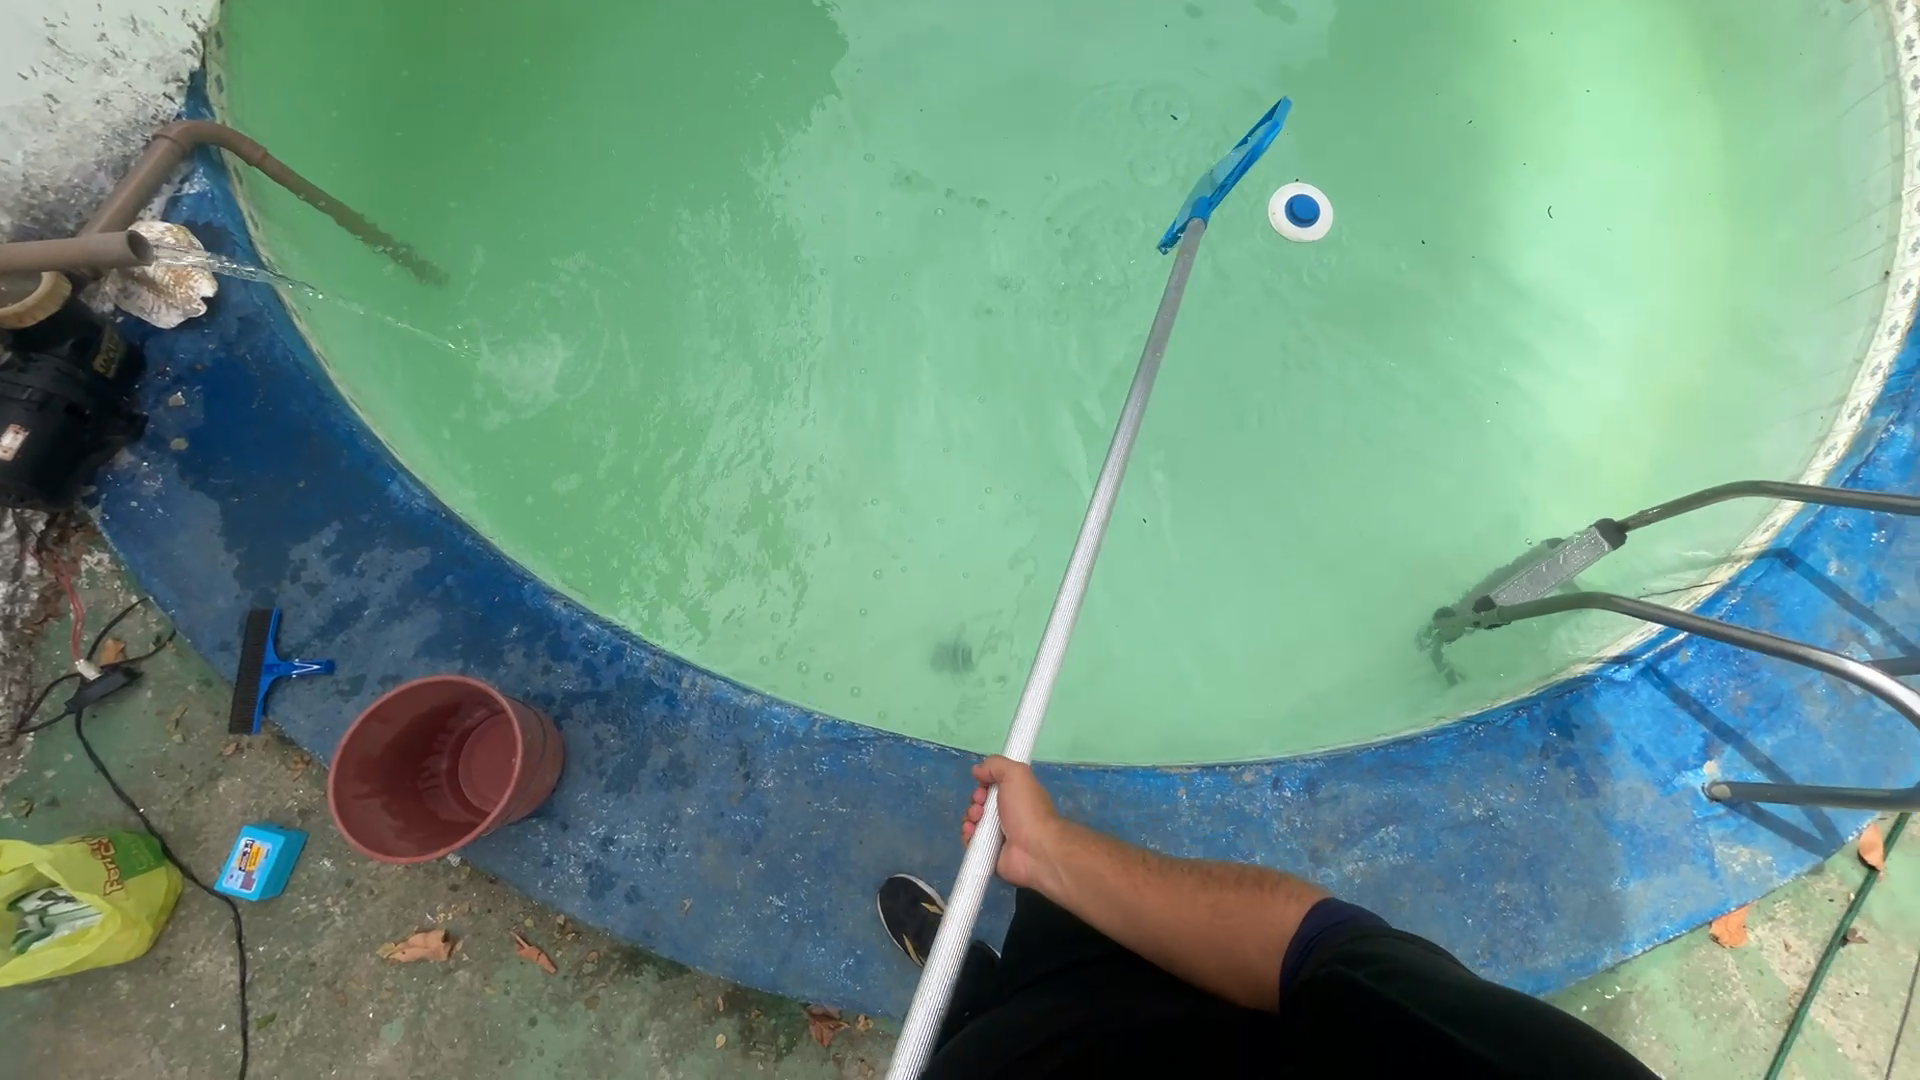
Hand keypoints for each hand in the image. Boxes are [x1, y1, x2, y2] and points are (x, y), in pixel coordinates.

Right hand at [963, 756, 1061, 889]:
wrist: (1035, 849)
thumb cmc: (1027, 809)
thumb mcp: (1015, 774)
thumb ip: (996, 764)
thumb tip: (978, 770)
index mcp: (1016, 795)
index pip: (993, 786)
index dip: (984, 784)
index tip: (984, 785)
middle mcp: (1008, 814)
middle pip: (980, 803)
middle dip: (975, 800)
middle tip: (981, 805)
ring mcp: (998, 835)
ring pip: (973, 822)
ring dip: (970, 817)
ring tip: (977, 820)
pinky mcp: (989, 853)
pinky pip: (971, 842)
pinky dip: (968, 836)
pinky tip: (971, 833)